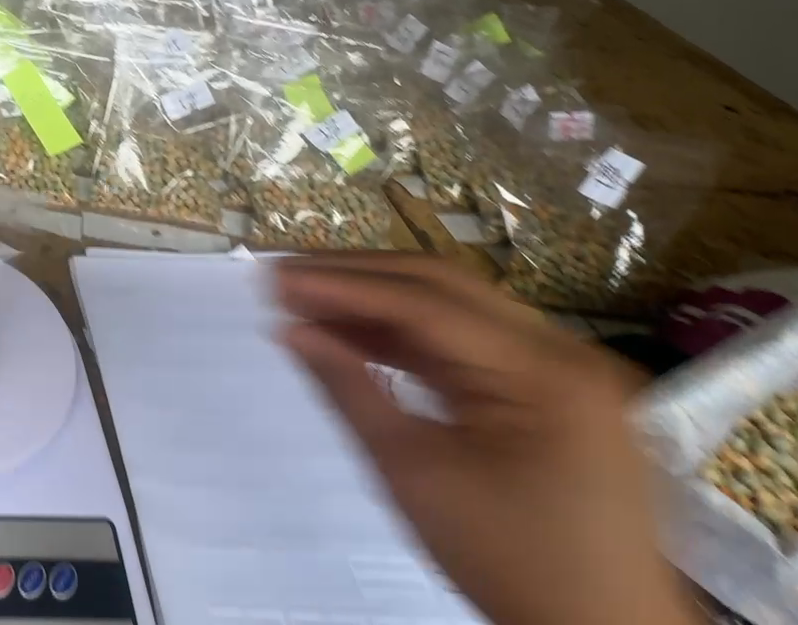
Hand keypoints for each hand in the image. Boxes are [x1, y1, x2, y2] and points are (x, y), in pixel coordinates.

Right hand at [274, 257, 698, 624]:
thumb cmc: (508, 558)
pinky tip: (349, 333)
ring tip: (303, 299)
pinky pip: (465, 344)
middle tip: (283, 275)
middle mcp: (563, 353)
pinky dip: (404, 336)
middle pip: (442, 286)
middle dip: (356, 276)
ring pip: (451, 308)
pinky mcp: (548, 391)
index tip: (272, 277)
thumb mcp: (412, 471)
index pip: (424, 303)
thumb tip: (289, 329)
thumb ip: (347, 386)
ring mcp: (561, 370)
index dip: (340, 285)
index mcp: (544, 371)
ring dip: (375, 301)